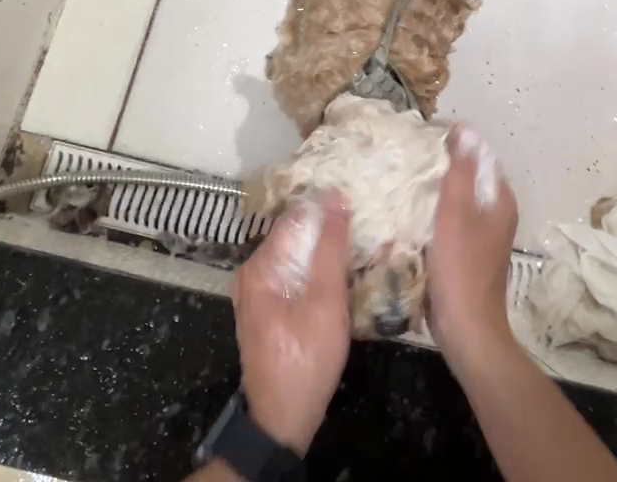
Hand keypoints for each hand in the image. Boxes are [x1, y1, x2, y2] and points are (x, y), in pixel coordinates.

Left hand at [231, 191, 353, 454]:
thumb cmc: (306, 358)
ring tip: (359, 249)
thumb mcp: (325, 300)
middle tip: (365, 227)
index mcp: (260, 265)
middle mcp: (251, 273)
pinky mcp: (267, 311)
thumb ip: (330, 247)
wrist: (282, 419)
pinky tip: (340, 279)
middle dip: (327, 231)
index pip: (296, 217)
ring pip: (295, 257)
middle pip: (294, 236)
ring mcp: (257, 293)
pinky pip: (293, 277)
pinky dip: (315, 273)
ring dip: (324, 254)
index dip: (327, 208)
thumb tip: (337, 196)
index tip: (358, 202)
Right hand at [425, 127, 519, 371]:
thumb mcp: (456, 212)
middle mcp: (496, 213)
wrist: (465, 328)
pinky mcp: (467, 252)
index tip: (421, 138)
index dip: (454, 143)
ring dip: (435, 188)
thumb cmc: (461, 267)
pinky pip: (450, 220)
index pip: (480, 156)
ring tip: (403, 178)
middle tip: (406, 156)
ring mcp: (483, 235)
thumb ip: (461, 170)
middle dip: (441, 164)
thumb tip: (464, 128)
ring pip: (458, 199)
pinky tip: (409, 211)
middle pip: (469, 176)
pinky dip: (433, 212)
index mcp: (500, 200)